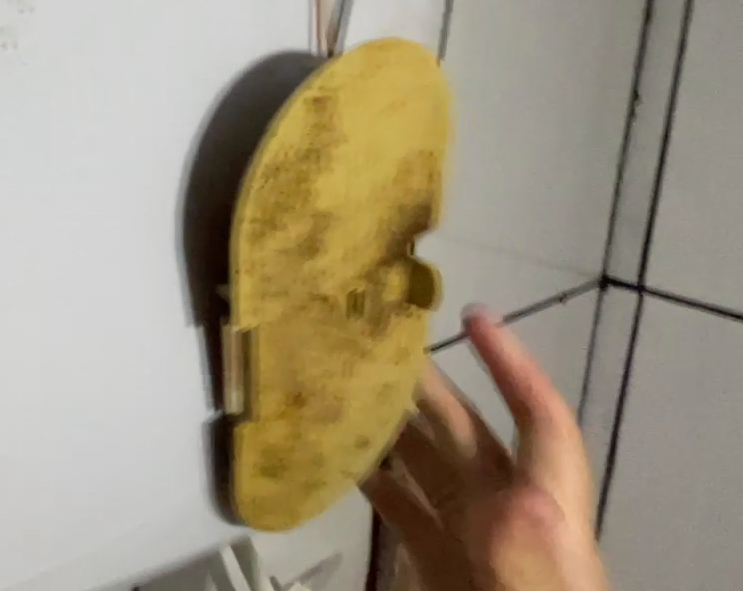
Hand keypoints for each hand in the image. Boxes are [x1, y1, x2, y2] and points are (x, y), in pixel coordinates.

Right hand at [362, 307, 607, 590]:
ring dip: (383, 420)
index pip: (541, 424)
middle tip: (367, 336)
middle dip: (420, 380)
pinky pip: (398, 502)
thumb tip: (516, 493)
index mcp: (542, 516)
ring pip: (423, 459)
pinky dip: (365, 472)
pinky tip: (331, 452)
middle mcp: (507, 513)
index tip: (472, 315)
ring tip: (335, 383)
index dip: (514, 367)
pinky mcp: (435, 559)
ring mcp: (470, 536)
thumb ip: (530, 556)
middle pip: (466, 430)